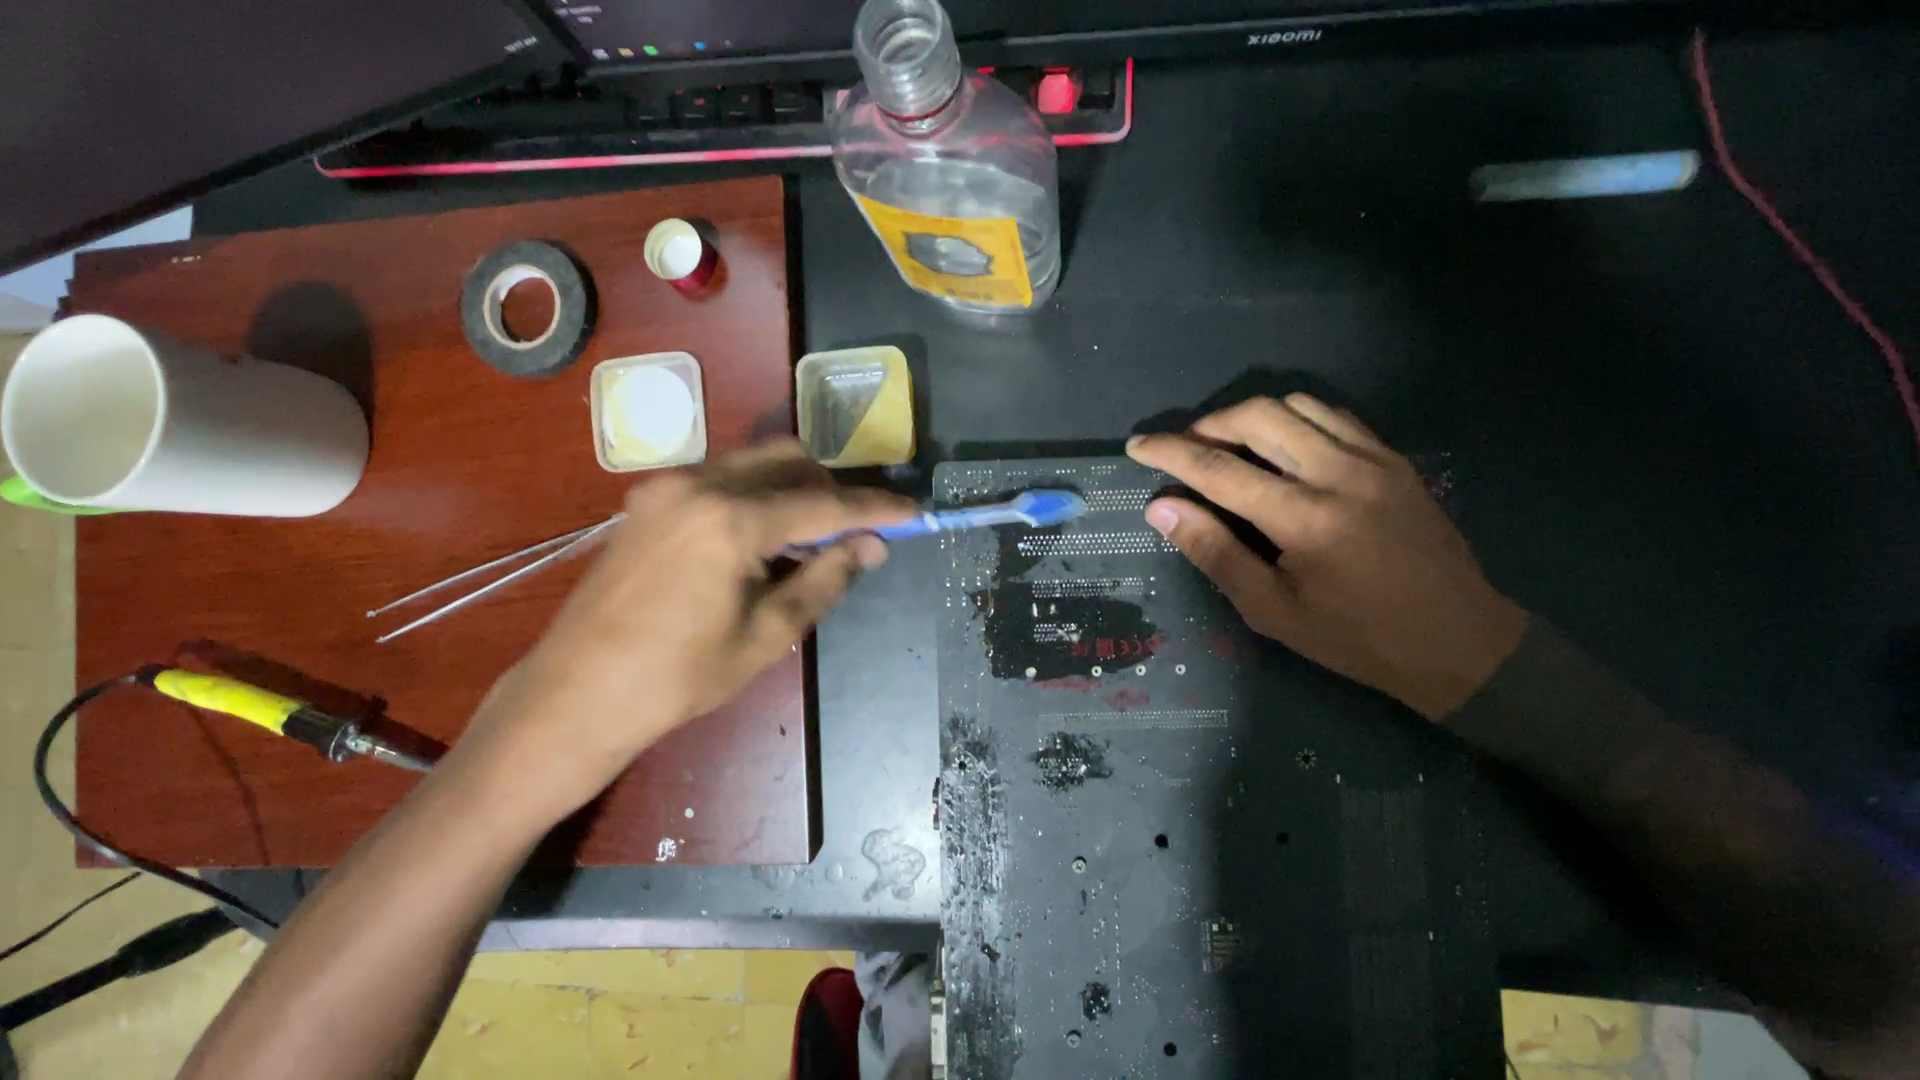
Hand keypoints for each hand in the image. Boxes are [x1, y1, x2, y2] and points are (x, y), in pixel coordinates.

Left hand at [452, 440, 914, 820]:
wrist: (577, 692)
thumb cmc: (678, 677)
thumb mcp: (767, 635)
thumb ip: (825, 578)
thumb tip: (871, 545)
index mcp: (730, 520)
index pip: (823, 501)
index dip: (875, 507)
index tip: (914, 511)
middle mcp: (698, 484)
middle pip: (787, 458)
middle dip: (831, 486)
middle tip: (857, 529)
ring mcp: (666, 486)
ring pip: (752, 463)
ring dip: (792, 489)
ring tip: (810, 540)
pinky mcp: (647, 499)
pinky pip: (720, 478)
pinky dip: (754, 496)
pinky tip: (760, 541)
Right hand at [1127, 394, 1527, 720]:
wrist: (1458, 640)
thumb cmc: (1355, 638)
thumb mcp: (1273, 611)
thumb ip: (1215, 553)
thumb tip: (1161, 508)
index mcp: (1304, 519)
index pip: (1219, 469)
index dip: (1170, 452)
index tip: (1138, 444)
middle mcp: (1339, 474)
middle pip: (1259, 416)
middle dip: (1209, 423)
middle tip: (1185, 448)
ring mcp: (1373, 459)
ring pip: (1298, 405)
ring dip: (1252, 416)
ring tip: (1230, 445)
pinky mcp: (1394, 459)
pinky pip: (1334, 415)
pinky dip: (1296, 419)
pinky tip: (1283, 447)